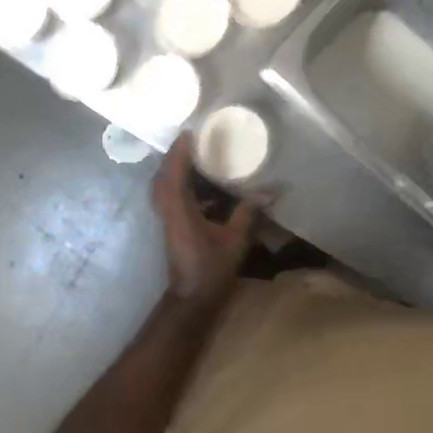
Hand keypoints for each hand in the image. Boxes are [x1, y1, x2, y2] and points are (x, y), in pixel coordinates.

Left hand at [153, 134, 260, 308]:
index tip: (188, 134)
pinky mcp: (171, 228)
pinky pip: (170, 200)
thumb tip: (269, 190)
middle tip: (189, 142)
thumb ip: (248, 213)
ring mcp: (167, 221)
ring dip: (175, 172)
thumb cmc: (211, 269)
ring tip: (194, 159)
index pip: (173, 175)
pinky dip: (181, 188)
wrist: (191, 298)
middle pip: (162, 178)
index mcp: (179, 211)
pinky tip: (202, 188)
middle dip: (173, 158)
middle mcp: (168, 212)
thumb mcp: (234, 240)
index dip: (178, 153)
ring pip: (164, 189)